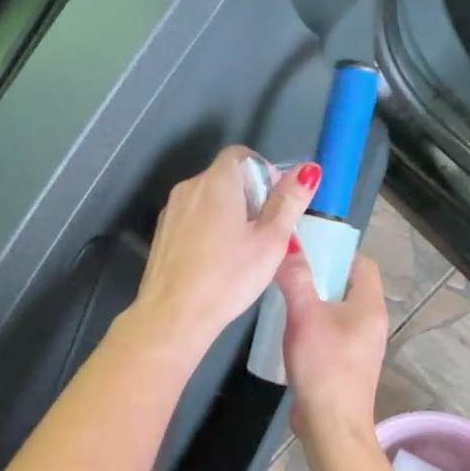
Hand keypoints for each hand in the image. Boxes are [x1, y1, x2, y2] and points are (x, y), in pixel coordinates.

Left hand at [129, 146, 318, 352]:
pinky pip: (192, 218)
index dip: (264, 172)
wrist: (174, 315)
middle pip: (224, 176)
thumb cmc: (229, 277)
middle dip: (249, 195)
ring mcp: (170, 210)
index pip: (242, 155)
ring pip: (207, 198)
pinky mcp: (161, 233)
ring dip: (229, 212)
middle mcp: (189, 187)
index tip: (276, 204)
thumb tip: (308, 170)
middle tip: (265, 231)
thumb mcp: (270, 240)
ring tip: (243, 250)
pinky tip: (217, 261)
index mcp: (216, 181)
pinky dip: (208, 227)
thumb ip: (289, 202)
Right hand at [274, 250, 389, 444]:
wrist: (332, 425)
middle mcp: (372, 324)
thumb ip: (296, 279)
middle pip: (350, 288)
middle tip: (291, 273)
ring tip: (287, 300)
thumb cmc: (323, 366)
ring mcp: (361, 348)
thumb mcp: (304, 316)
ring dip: (317, 304)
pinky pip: (334, 335)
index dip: (339, 253)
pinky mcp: (348, 367)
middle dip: (323, 277)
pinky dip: (316, 327)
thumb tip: (290, 245)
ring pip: (340, 313)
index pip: (363, 265)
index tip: (309, 251)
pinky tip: (292, 333)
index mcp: (370, 307)